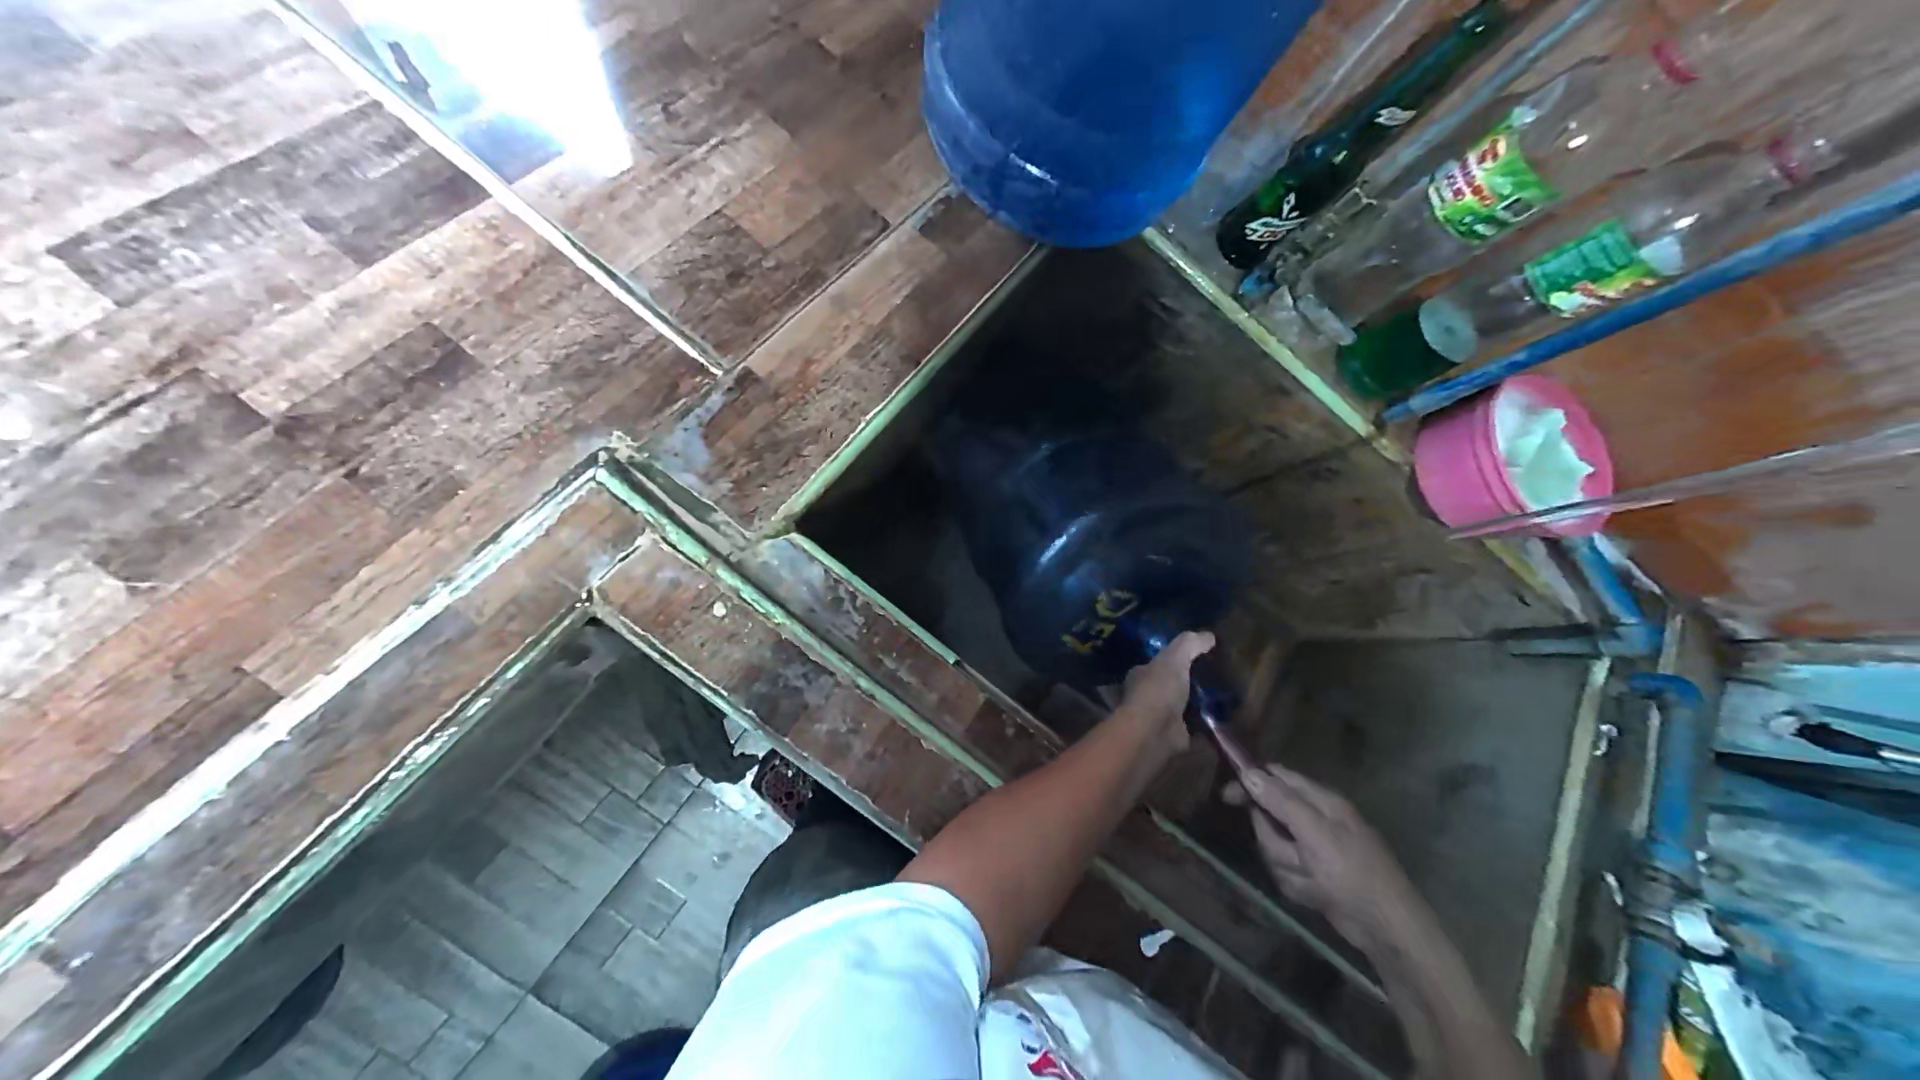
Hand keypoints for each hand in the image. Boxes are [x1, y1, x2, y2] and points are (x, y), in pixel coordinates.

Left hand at [1114, 630, 1213, 758]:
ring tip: (1227, 699)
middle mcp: (1148, 695)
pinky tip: (1225, 721)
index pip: (1160, 662)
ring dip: (1200, 705)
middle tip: (1219, 679)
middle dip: (1191, 683)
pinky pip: (1195, 729)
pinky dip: (1208, 727)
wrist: (1152, 733)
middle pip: (1173, 685)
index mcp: (1142, 674)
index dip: (1178, 659)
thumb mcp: (1174, 658)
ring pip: (1184, 707)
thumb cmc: (1158, 690)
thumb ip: (1189, 644)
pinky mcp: (1175, 737)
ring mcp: (1160, 718)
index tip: (1201, 657)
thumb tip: (1209, 635)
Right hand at [1225, 762, 1420, 949]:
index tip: (1227, 797)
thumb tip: (1249, 772)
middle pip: (1268, 819)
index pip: (1275, 777)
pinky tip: (1315, 894)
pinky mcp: (1311, 876)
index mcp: (1319, 800)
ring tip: (1311, 880)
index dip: (1249, 783)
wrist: (1385, 927)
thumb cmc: (1352, 870)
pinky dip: (1297, 885)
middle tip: (1293, 856)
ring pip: (1274, 849)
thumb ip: (1279, 800)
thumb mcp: (1313, 830)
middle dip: (1274, 841)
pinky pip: (1285, 873)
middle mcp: (1313, 820)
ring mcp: (1311, 850)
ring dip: (1287, 866)